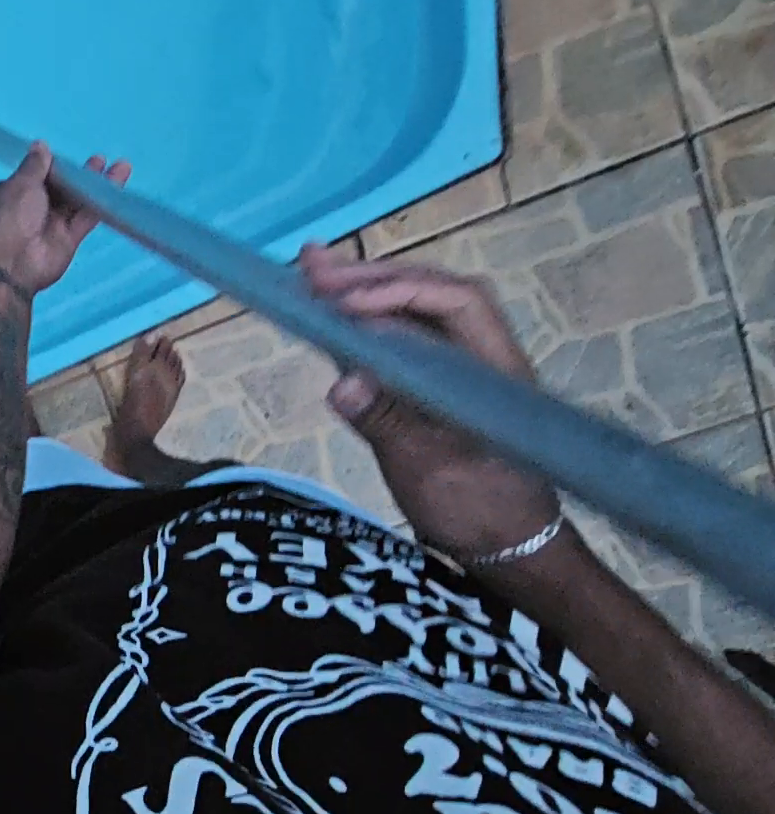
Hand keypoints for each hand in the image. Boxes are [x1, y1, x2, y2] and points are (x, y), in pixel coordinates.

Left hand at [0, 142, 132, 295]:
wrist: (15, 263)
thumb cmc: (12, 217)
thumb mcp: (21, 184)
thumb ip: (35, 165)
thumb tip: (39, 146)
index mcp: (12, 195)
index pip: (33, 177)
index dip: (49, 166)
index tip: (64, 156)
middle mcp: (30, 210)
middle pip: (59, 188)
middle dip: (77, 174)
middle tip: (98, 159)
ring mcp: (51, 225)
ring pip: (77, 201)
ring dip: (95, 184)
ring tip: (120, 166)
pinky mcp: (68, 239)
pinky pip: (87, 216)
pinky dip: (102, 201)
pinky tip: (118, 182)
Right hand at [298, 244, 560, 561]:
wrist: (504, 547)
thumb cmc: (479, 510)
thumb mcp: (432, 471)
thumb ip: (390, 423)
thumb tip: (342, 382)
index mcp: (492, 369)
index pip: (454, 305)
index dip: (397, 294)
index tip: (342, 302)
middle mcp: (473, 359)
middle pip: (427, 297)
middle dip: (370, 278)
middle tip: (310, 266)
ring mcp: (449, 374)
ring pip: (407, 316)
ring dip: (360, 292)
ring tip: (310, 273)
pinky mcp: (424, 392)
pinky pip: (391, 346)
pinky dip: (355, 326)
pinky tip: (326, 315)